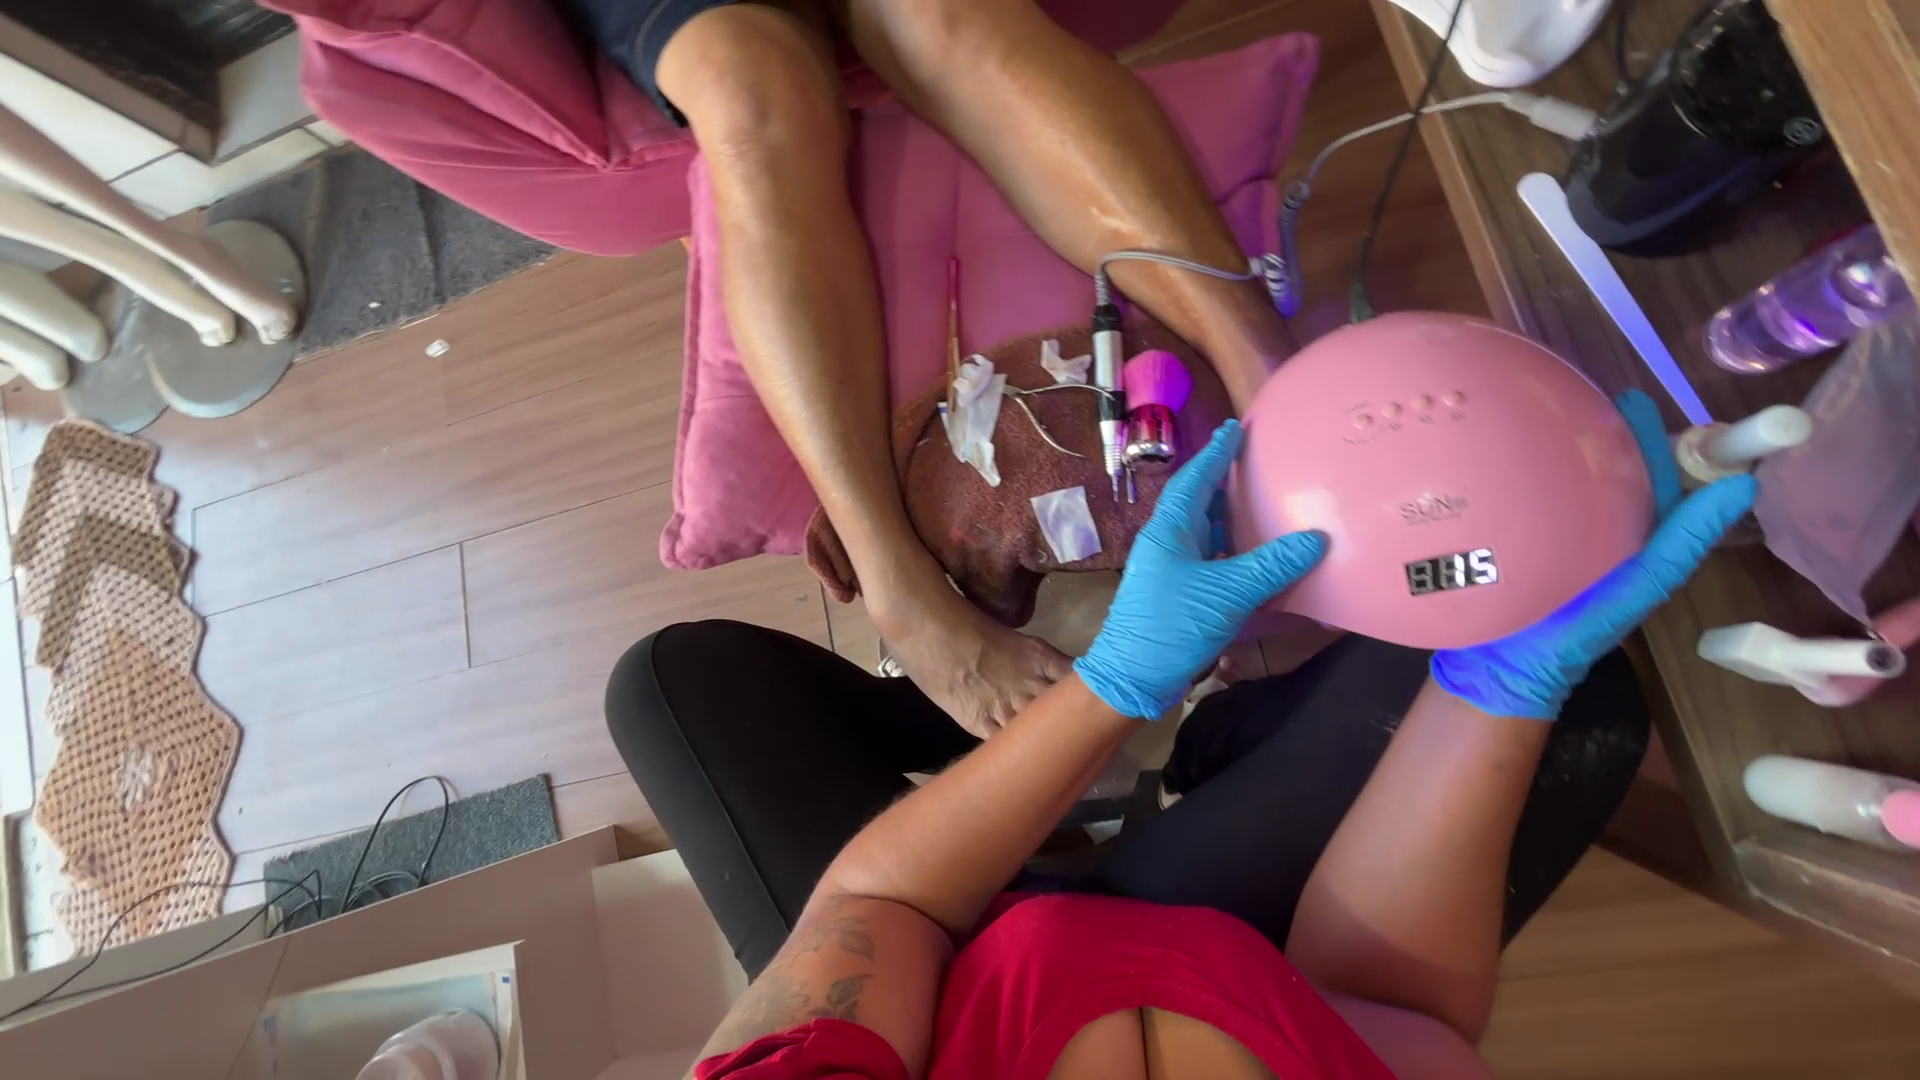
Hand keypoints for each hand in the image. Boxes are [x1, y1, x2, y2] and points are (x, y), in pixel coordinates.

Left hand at [1075, 420, 1325, 718]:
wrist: (1133, 676)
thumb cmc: (1171, 625)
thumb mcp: (1226, 593)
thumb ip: (1271, 566)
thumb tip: (1316, 538)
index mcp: (1170, 530)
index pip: (1195, 479)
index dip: (1216, 452)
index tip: (1234, 427)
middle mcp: (1169, 542)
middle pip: (1201, 501)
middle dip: (1227, 479)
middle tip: (1260, 460)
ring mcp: (1173, 568)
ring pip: (1207, 531)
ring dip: (1233, 516)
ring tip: (1266, 499)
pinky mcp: (1182, 593)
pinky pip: (1213, 560)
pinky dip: (1236, 551)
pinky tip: (1260, 553)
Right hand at [1432, 390, 1756, 719]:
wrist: (1489, 669)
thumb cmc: (1563, 635)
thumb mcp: (1632, 590)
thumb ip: (1679, 544)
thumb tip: (1741, 490)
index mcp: (1626, 547)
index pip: (1648, 483)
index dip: (1649, 443)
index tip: (1626, 402)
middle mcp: (1588, 540)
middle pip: (1602, 481)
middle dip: (1597, 442)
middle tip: (1573, 403)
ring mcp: (1542, 544)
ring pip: (1559, 491)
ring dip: (1555, 458)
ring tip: (1533, 422)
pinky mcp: (1502, 548)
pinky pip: (1515, 507)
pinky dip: (1513, 482)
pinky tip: (1491, 464)